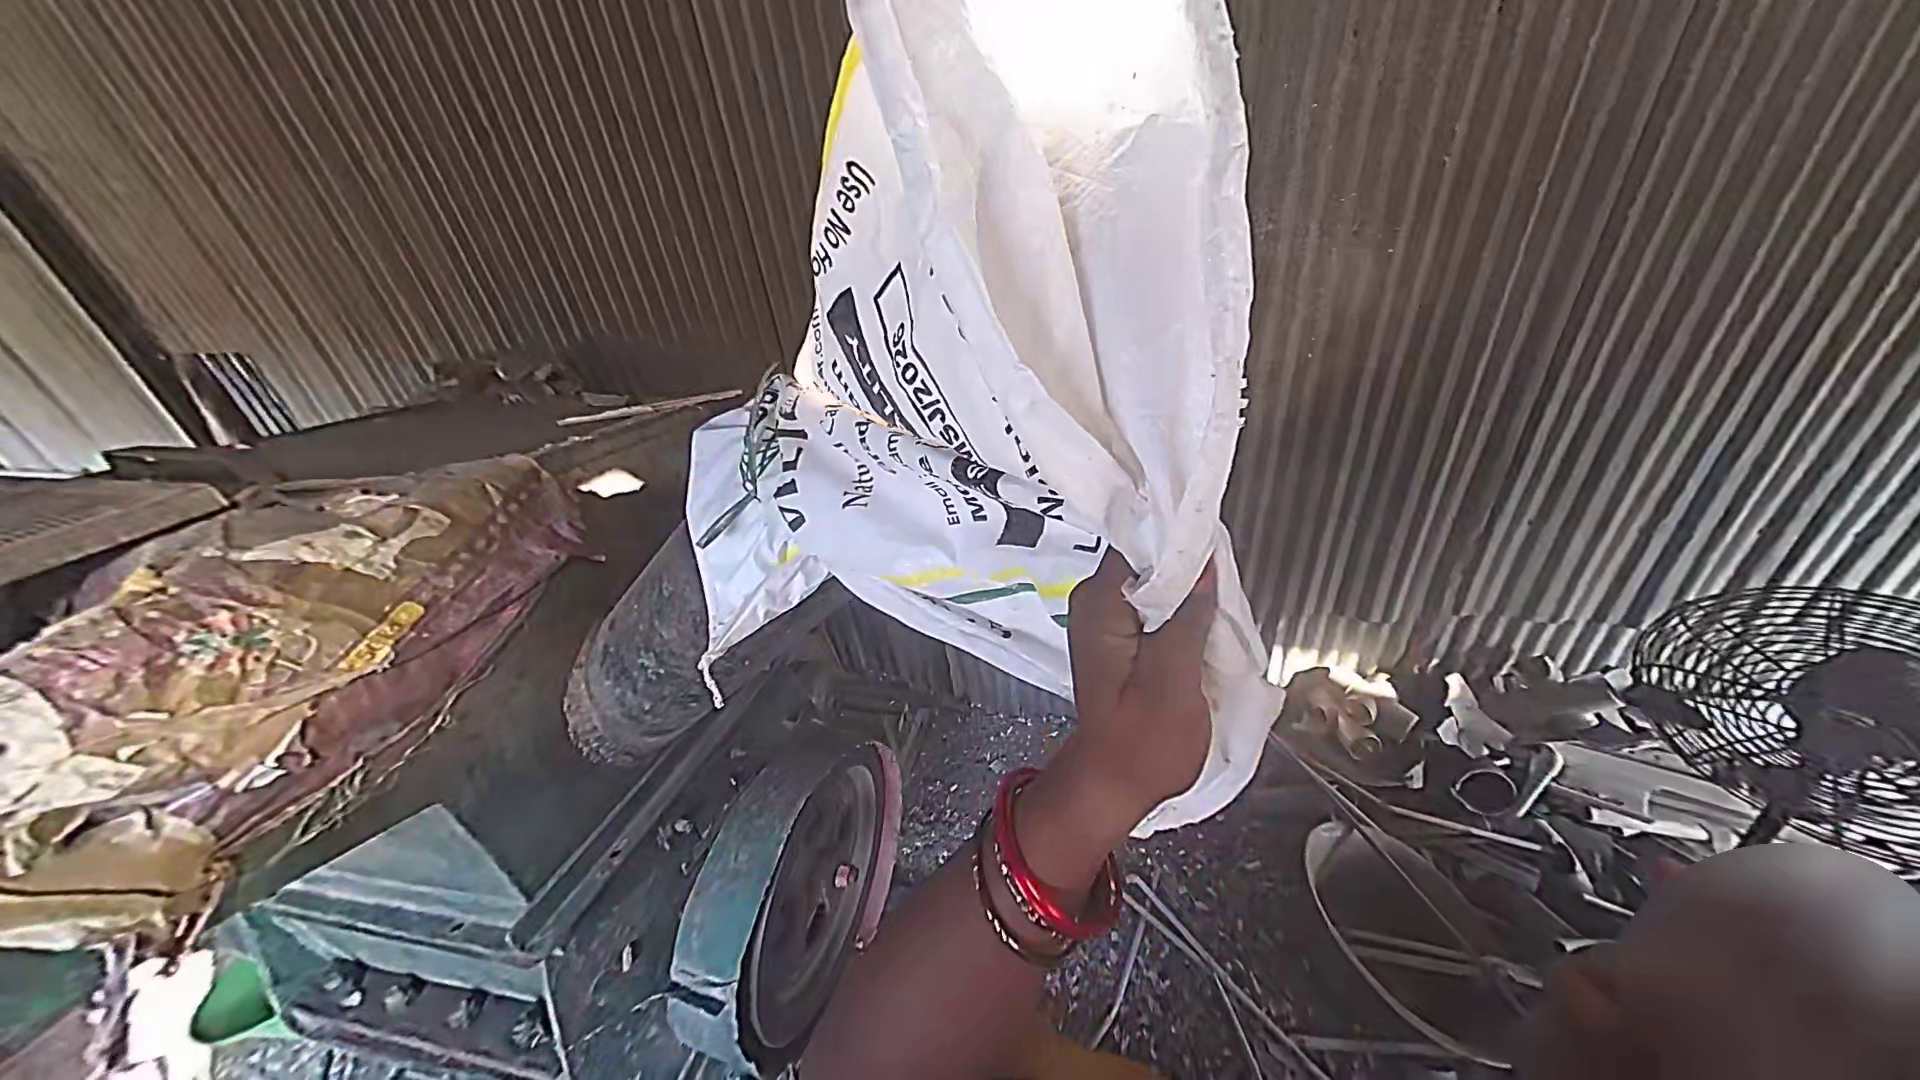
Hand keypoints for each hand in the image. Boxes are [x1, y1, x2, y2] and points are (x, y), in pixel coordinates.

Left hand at [1062, 546, 1217, 820]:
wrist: (1115, 783)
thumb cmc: (1143, 740)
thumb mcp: (1174, 675)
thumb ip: (1188, 616)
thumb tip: (1204, 564)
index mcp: (1098, 605)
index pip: (1135, 546)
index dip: (1175, 538)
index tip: (1213, 534)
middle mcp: (1094, 605)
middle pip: (1144, 563)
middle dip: (1186, 565)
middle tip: (1227, 572)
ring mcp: (1104, 622)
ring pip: (1151, 586)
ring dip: (1186, 591)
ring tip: (1222, 596)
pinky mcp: (1119, 639)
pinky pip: (1151, 609)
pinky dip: (1178, 611)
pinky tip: (1205, 619)